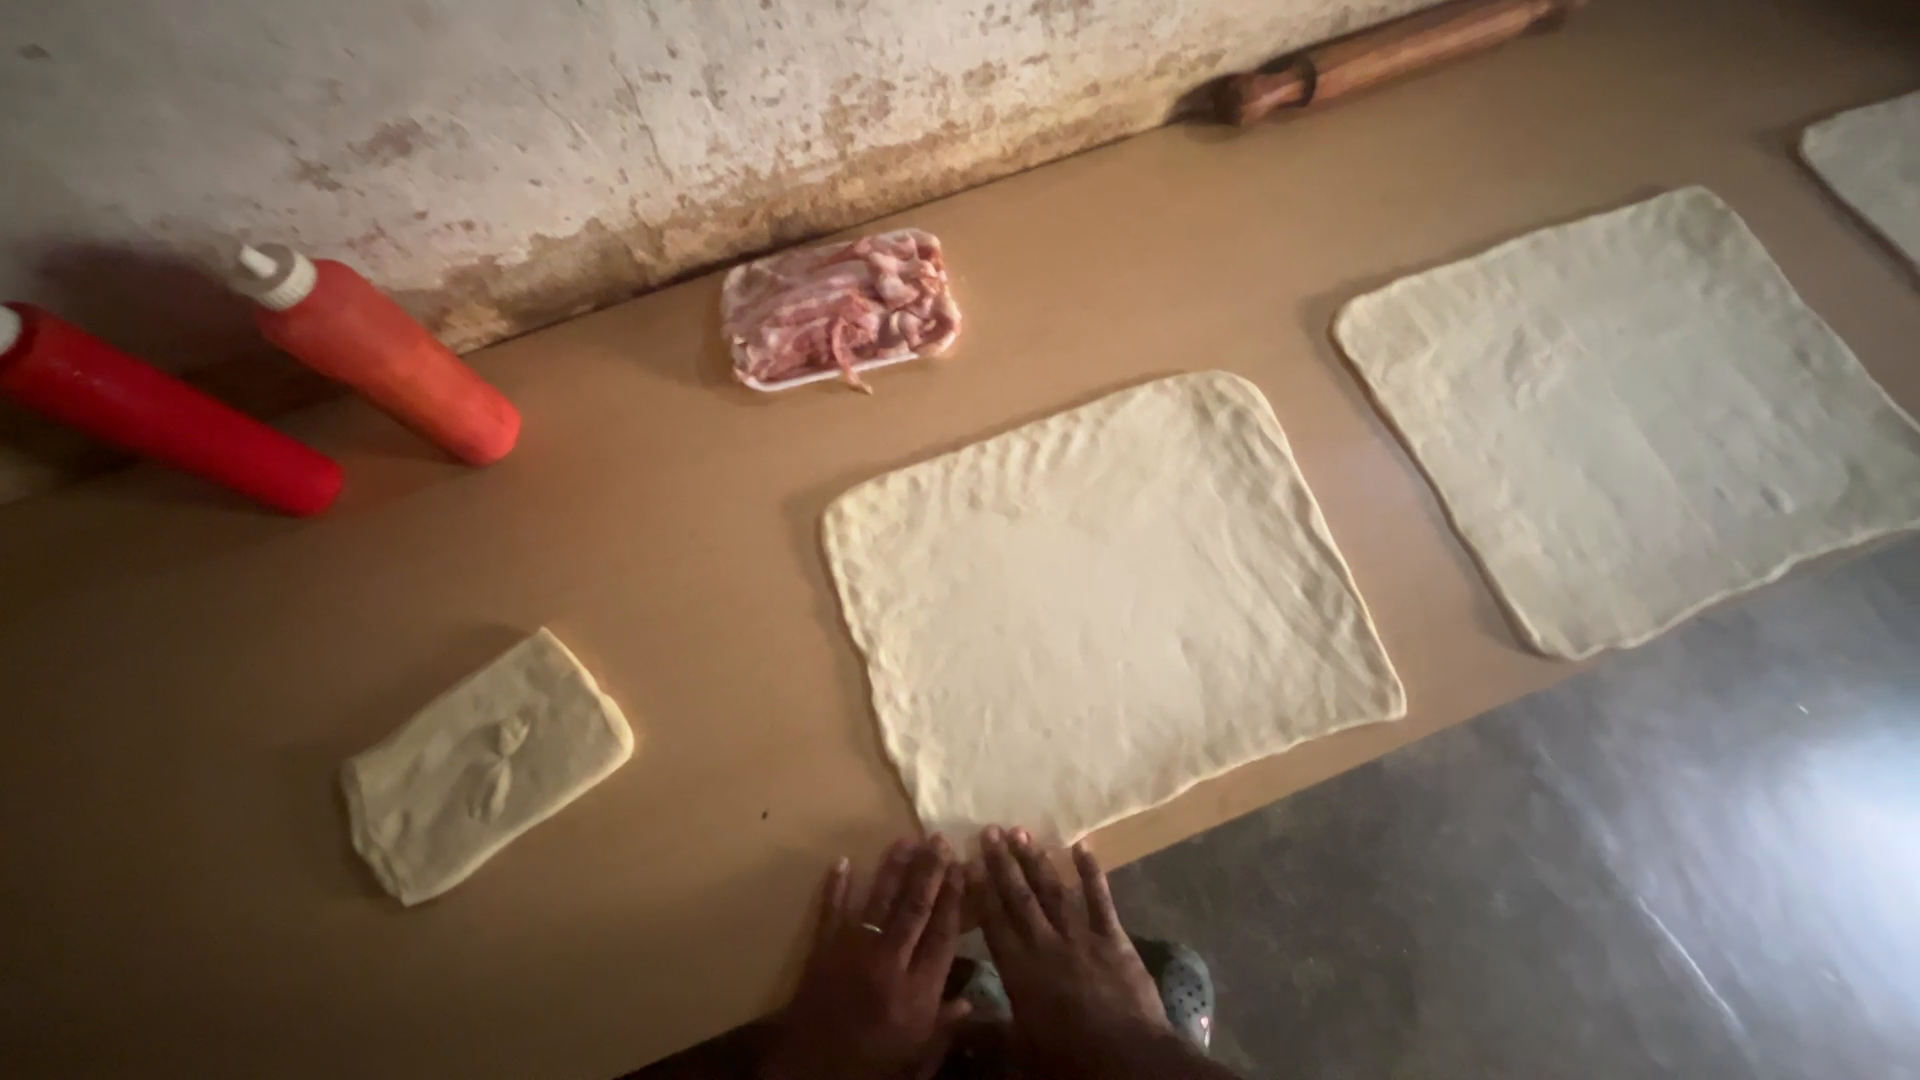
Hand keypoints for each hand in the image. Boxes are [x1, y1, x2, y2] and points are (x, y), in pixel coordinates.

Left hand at [761, 838, 970, 1079]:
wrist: (813, 1070)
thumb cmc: (872, 1061)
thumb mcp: (917, 1051)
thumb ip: (945, 1022)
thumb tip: (972, 998)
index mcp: (917, 990)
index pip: (942, 933)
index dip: (953, 898)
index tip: (960, 868)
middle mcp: (890, 963)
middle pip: (915, 908)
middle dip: (929, 872)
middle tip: (939, 841)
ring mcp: (854, 952)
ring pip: (879, 901)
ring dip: (893, 869)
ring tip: (906, 841)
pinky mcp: (824, 949)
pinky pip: (831, 911)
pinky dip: (836, 886)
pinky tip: (843, 861)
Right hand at [970, 826, 1169, 1075]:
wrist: (1126, 1059)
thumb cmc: (1069, 1059)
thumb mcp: (1021, 1050)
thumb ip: (986, 1032)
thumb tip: (952, 1020)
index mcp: (1019, 969)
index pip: (994, 921)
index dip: (981, 890)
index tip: (968, 860)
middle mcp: (1045, 943)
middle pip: (1020, 896)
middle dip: (1003, 863)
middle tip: (991, 830)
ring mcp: (1081, 936)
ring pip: (1053, 890)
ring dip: (1036, 860)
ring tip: (1021, 832)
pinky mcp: (1112, 937)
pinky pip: (1100, 899)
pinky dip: (1091, 873)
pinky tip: (1082, 847)